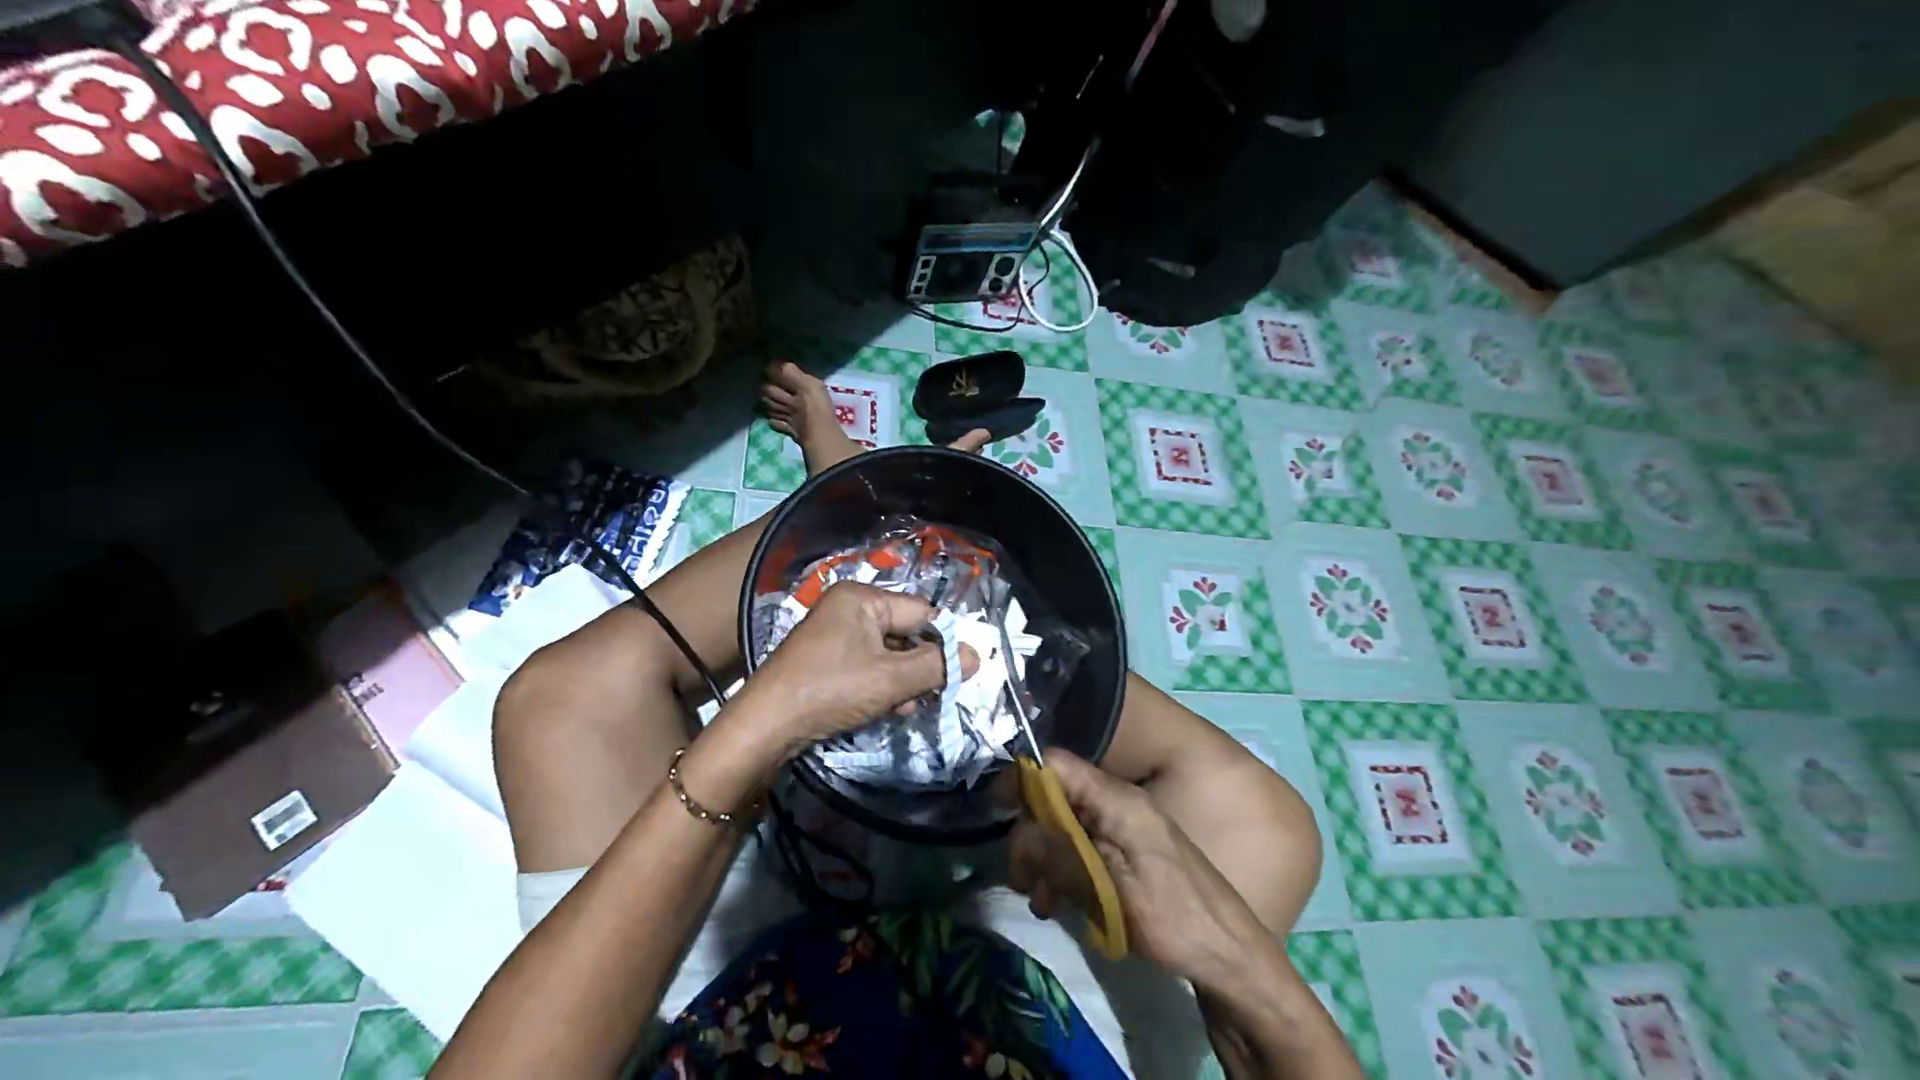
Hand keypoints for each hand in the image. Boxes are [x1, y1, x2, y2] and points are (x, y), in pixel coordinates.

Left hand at [738, 582, 970, 753]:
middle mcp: (848, 607)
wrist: (766, 725)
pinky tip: (888, 707)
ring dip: (903, 679)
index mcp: (862, 597)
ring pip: (889, 652)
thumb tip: (976, 657)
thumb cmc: (831, 690)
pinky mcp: (827, 657)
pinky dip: (882, 684)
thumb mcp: (891, 680)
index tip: (959, 672)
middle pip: (905, 631)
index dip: (943, 642)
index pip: (921, 612)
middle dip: (921, 665)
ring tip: (907, 706)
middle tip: (931, 694)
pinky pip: (868, 664)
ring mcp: (835, 632)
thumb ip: (937, 666)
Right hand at [1007, 750, 1272, 987]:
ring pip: (1067, 826)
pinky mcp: (1129, 851)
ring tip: (1039, 900)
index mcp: (1116, 800)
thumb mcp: (1109, 890)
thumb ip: (1061, 856)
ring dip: (1045, 858)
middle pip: (1056, 798)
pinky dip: (1065, 870)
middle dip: (1030, 835)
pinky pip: (1085, 847)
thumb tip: (1020, 834)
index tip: (998, 811)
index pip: (1056, 764)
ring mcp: (1125, 827)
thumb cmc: (1172, 917)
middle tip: (1019, 878)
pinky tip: (1058, 902)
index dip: (1022, 779)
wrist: (1230, 955)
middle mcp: (1118, 803)